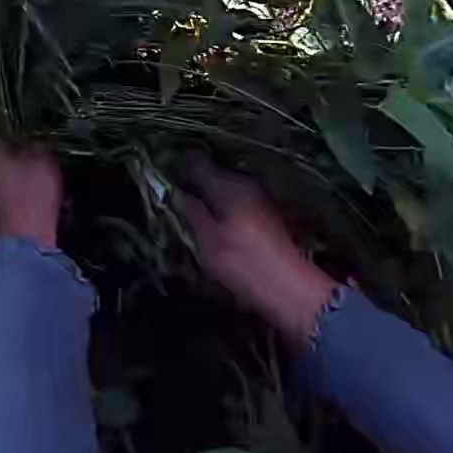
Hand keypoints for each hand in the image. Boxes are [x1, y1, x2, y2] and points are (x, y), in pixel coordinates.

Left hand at [0, 136, 61, 248]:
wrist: (28, 240)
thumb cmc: (33, 194)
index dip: (26, 135)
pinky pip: (20, 193)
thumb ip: (40, 143)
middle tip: (48, 157)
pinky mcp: (1, 210)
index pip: (5, 132)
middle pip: (10, 154)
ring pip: (17, 174)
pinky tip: (49, 196)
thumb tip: (40, 141)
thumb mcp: (44, 157)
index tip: (41, 139)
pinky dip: (34, 193)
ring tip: (53, 178)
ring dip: (34, 175)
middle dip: (30, 155)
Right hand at [177, 156, 338, 340]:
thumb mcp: (207, 239)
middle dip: (191, 182)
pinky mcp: (263, 216)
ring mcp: (256, 199)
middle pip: (210, 174)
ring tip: (187, 215)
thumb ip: (189, 210)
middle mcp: (244, 184)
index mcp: (228, 184)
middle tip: (170, 198)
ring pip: (221, 189)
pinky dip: (219, 208)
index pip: (196, 161)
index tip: (160, 175)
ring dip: (205, 197)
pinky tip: (211, 226)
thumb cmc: (244, 263)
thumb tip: (175, 192)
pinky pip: (232, 202)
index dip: (176, 165)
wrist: (291, 291)